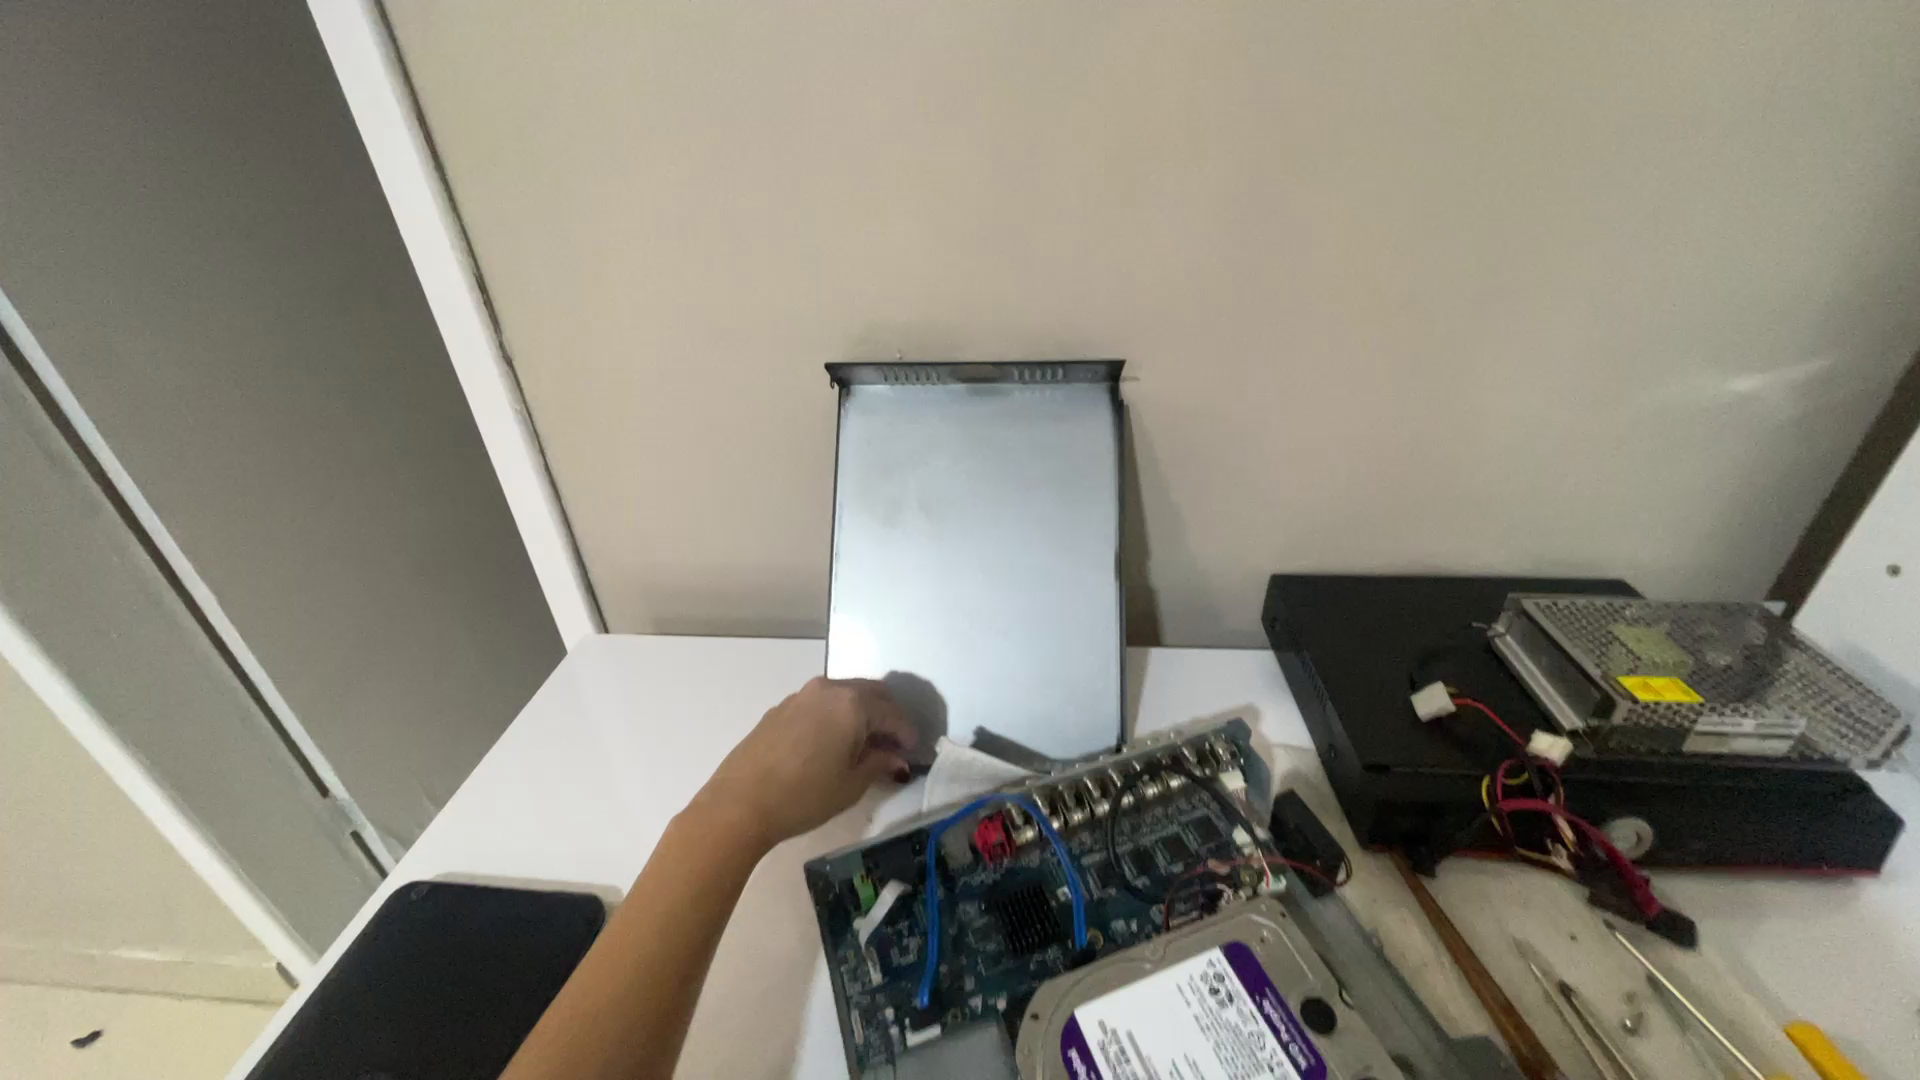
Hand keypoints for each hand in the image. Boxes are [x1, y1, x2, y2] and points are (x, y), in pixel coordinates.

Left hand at [693, 677, 916, 848]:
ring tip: (864, 744)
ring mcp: (801, 695)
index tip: (913, 752)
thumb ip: (879, 763)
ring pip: (844, 695)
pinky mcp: (781, 708)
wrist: (739, 803)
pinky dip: (836, 716)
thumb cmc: (804, 796)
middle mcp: (829, 689)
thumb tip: (895, 757)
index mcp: (852, 703)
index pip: (892, 713)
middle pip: (871, 693)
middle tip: (894, 744)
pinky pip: (821, 704)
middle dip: (887, 716)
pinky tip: (833, 743)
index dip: (907, 733)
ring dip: (861, 713)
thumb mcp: (851, 785)